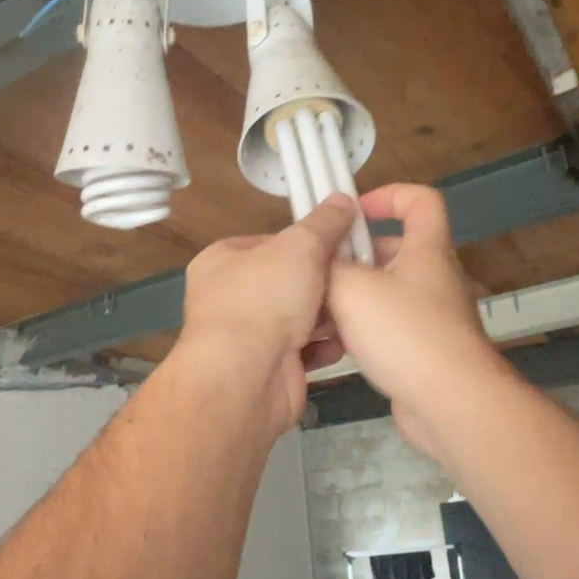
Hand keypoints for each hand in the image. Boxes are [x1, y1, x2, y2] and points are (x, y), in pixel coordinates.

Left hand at [175, 194, 357, 434]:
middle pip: (288, 280)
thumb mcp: (300, 246)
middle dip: (323, 282)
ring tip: (354, 309)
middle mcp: (230, 297)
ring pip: (298, 317)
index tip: (340, 243)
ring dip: (327, 316)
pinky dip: (322, 347)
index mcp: (222, 261)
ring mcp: (247, 337)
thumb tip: (342, 199)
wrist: (247, 379)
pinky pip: (303, 351)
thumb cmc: (265, 300)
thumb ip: (324, 223)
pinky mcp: (267, 369)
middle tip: (355, 278)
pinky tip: (341, 343)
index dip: (306, 241)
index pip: (269, 242)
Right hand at [326, 184, 509, 457]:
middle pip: (393, 250)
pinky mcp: (424, 351)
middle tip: (317, 269)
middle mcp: (434, 278)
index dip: (388, 195)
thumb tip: (317, 256)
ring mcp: (432, 316)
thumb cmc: (405, 334)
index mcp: (426, 250)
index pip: (420, 200)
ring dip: (352, 296)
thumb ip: (329, 266)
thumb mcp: (352, 289)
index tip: (354, 212)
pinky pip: (388, 327)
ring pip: (386, 292)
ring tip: (316, 308)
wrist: (450, 403)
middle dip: (354, 255)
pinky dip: (362, 329)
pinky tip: (335, 344)